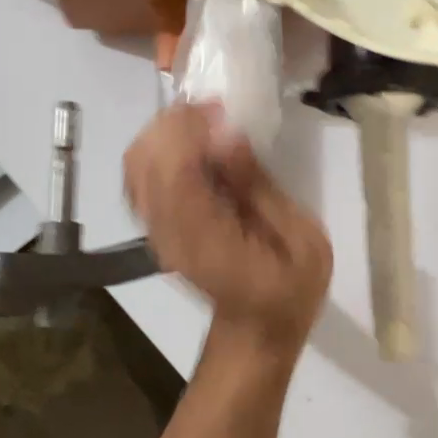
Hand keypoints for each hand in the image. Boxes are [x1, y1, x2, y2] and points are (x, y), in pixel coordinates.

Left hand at [125, 104, 332, 364]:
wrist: (257, 329)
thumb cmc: (289, 289)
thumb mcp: (302, 242)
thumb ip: (260, 190)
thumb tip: (229, 136)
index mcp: (205, 241)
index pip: (174, 173)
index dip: (188, 130)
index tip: (222, 108)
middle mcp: (167, 233)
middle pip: (143, 160)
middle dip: (175, 122)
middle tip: (217, 109)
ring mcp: (155, 230)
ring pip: (136, 162)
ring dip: (166, 130)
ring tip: (208, 120)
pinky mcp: (155, 225)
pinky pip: (140, 174)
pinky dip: (161, 146)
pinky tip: (194, 142)